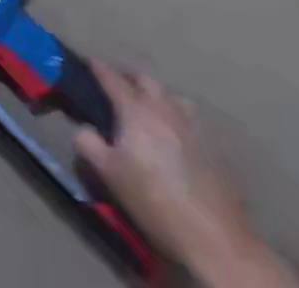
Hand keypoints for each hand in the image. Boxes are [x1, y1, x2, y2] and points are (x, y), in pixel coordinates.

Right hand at [75, 63, 298, 287]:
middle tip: (117, 83)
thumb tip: (85, 129)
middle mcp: (164, 110)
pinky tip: (173, 138)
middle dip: (129, 76)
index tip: (89, 62)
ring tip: (149, 108)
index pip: (113, 79)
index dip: (99, 68)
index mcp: (136, 111)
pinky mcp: (211, 148)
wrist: (213, 235)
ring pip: (173, 97)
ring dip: (158, 95)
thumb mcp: (107, 172)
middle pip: (147, 79)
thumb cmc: (151, 198)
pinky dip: (176, 118)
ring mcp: (191, 128)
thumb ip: (87, 143)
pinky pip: (189, 121)